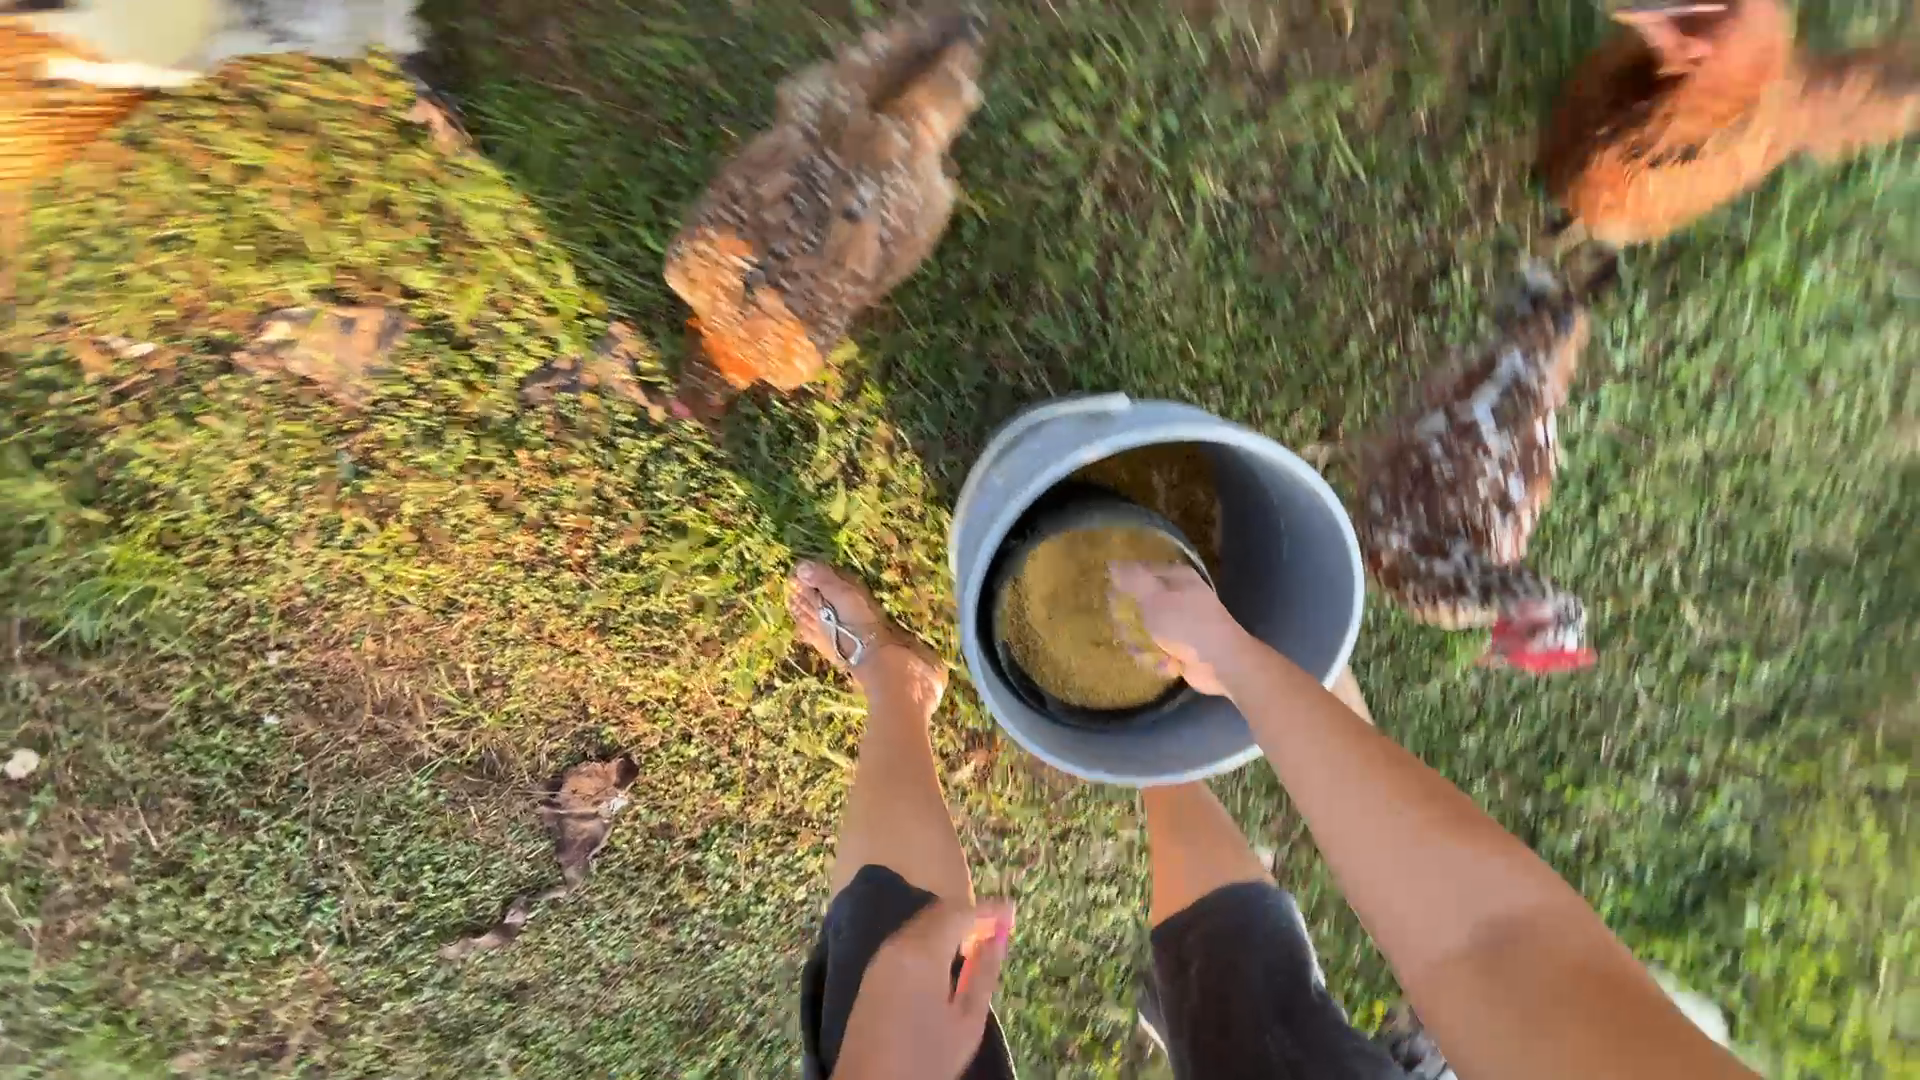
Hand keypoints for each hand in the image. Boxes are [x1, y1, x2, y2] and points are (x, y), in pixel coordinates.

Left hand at [835, 898, 1015, 1079]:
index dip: (988, 909)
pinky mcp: (874, 970)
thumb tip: (996, 939)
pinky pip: (910, 937)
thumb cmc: (925, 1060)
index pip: (960, 912)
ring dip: (951, 923)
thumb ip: (983, 974)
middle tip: (997, 926)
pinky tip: (948, 956)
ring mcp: (883, 955)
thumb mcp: (966, 1023)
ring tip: (977, 941)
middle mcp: (900, 943)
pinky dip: (933, 936)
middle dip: (969, 913)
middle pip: (939, 911)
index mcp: (923, 952)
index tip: (1011, 910)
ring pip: (923, 922)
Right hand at [1108, 561, 1251, 696]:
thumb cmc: (1186, 625)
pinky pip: (1155, 650)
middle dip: (1131, 622)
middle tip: (1131, 630)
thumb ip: (1132, 579)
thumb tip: (1112, 562)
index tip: (1113, 600)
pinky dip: (1156, 659)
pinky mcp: (1180, 648)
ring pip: (1143, 630)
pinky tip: (1165, 663)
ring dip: (1142, 645)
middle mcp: (1178, 597)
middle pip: (1138, 604)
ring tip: (1150, 651)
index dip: (1123, 585)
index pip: (1139, 572)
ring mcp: (1180, 624)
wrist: (1221, 663)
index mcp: (1176, 578)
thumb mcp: (1155, 597)